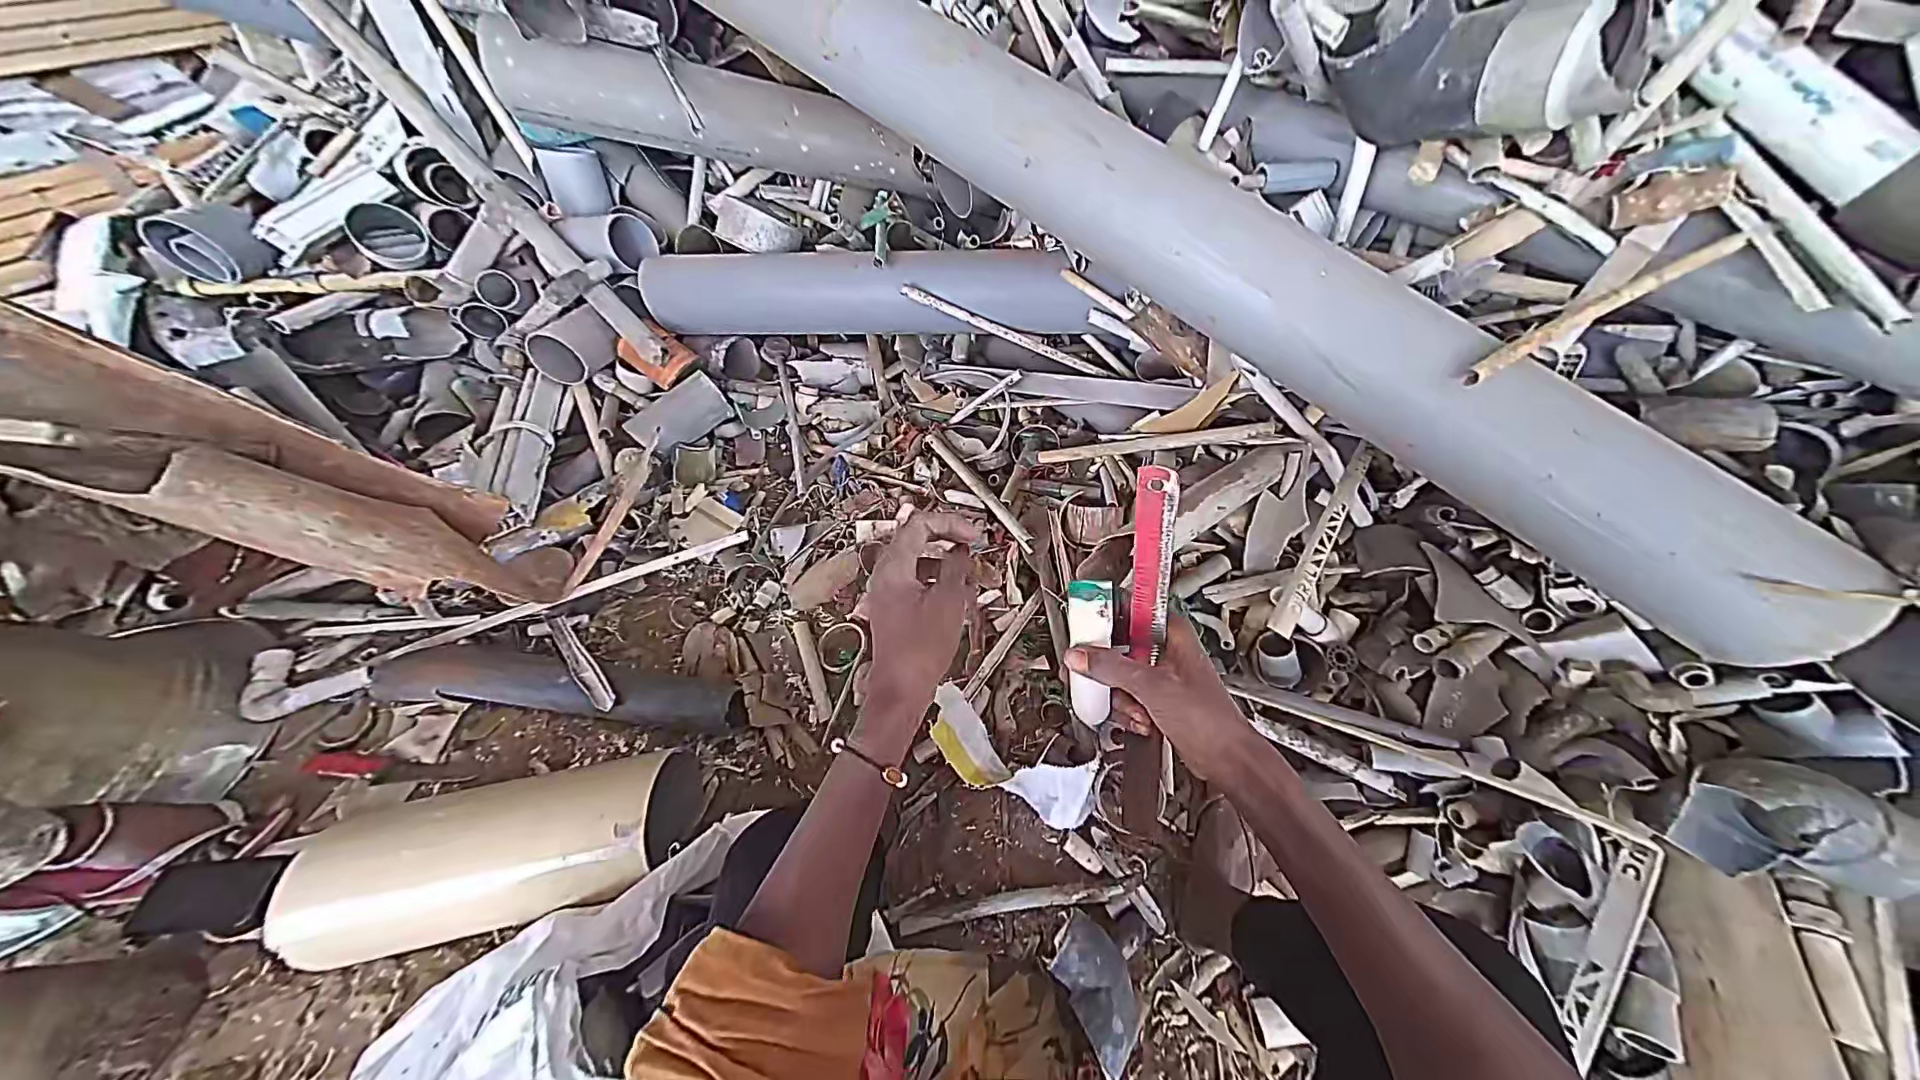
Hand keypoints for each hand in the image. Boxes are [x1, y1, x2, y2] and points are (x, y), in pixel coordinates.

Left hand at [861, 511, 981, 725]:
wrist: (902, 687)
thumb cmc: (919, 650)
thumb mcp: (949, 601)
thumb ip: (956, 567)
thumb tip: (961, 550)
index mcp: (893, 568)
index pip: (919, 525)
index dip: (950, 523)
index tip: (972, 534)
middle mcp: (884, 575)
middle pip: (915, 539)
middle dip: (947, 538)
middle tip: (970, 543)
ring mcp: (886, 591)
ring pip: (917, 560)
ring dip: (943, 560)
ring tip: (967, 570)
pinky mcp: (893, 607)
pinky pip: (915, 580)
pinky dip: (936, 578)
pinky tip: (955, 591)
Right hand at [1065, 612, 1256, 780]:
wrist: (1225, 759)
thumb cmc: (1209, 719)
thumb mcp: (1152, 686)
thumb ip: (1111, 667)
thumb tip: (1080, 655)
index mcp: (1170, 631)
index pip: (1129, 606)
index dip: (1103, 613)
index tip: (1083, 624)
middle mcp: (1164, 649)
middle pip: (1116, 644)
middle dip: (1107, 669)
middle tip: (1097, 675)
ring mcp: (1158, 674)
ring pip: (1116, 673)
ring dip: (1119, 696)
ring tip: (1137, 708)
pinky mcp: (1154, 697)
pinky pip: (1124, 695)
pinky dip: (1127, 710)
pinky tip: (1142, 720)